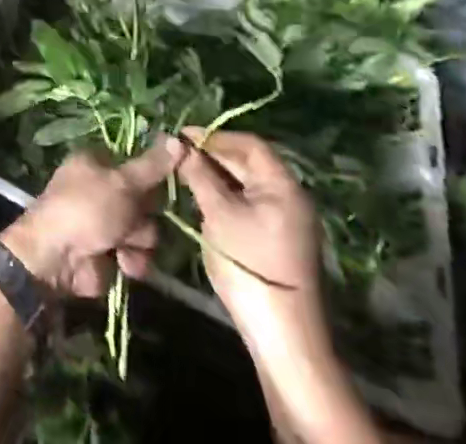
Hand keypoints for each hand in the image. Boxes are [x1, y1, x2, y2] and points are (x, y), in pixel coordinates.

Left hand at [0, 136, 186, 297]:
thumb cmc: (87, 208)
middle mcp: (102, 188)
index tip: (173, 176)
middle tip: (136, 214)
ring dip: (140, 239)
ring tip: (123, 244)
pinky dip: (133, 259)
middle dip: (146, 212)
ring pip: (147, 227)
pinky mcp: (112, 250)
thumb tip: (179, 139)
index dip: (154, 171)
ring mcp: (107, 220)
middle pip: (147, 197)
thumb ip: (152, 165)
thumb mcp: (122, 183)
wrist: (57, 258)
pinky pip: (139, 252)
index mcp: (96, 162)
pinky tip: (123, 262)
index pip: (137, 160)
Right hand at [176, 130, 324, 342]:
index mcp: (283, 186)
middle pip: (249, 162)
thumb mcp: (218, 214)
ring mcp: (285, 218)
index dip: (214, 136)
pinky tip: (200, 197)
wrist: (281, 330)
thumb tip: (177, 144)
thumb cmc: (248, 263)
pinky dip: (225, 193)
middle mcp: (290, 196)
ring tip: (181, 173)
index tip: (180, 137)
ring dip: (216, 174)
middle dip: (213, 154)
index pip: (249, 144)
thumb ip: (199, 175)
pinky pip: (249, 201)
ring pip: (247, 183)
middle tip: (176, 154)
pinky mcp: (277, 236)